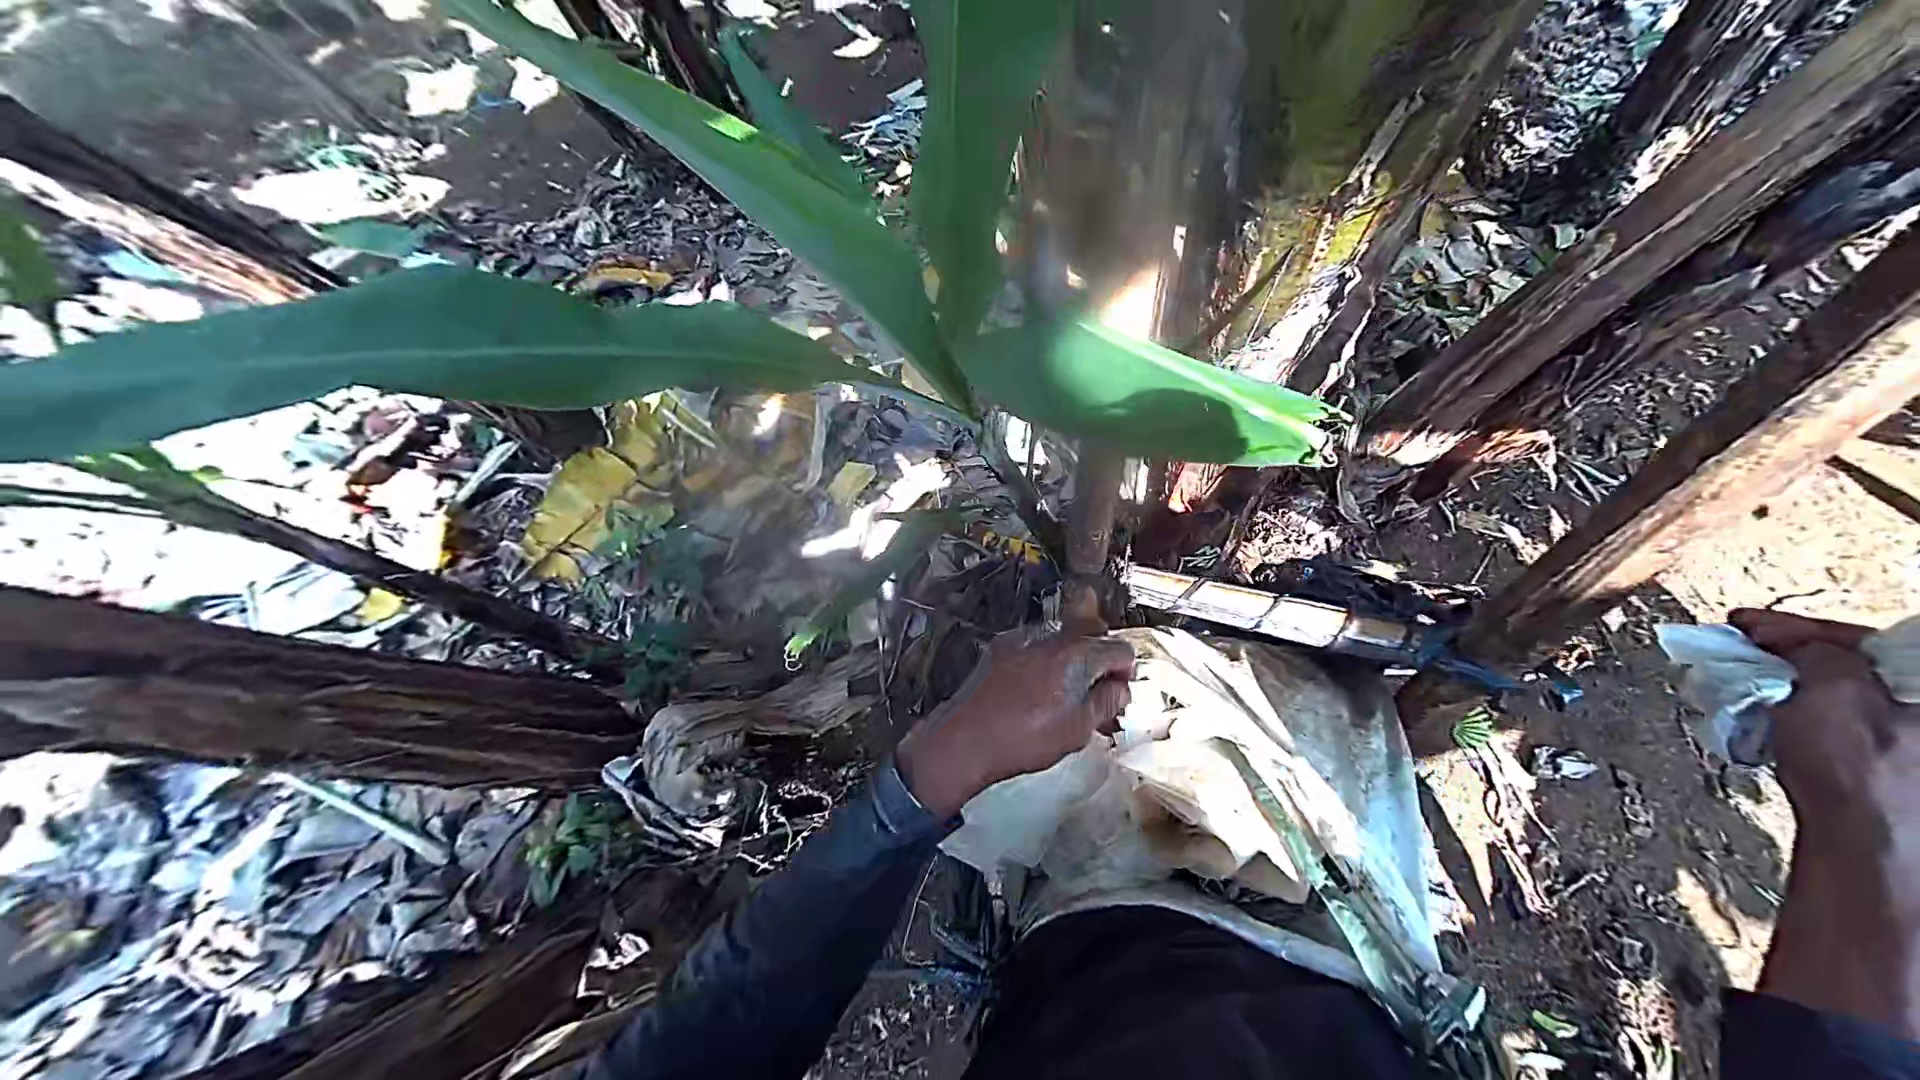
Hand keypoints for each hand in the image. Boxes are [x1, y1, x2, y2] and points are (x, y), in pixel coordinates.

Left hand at [894, 633, 1134, 817]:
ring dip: (1073, 657)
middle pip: (1092, 631)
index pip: (1119, 649)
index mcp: (1076, 656)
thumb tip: (1119, 689)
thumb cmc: (1023, 739)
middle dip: (1101, 656)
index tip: (1120, 691)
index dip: (1126, 671)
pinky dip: (1046, 660)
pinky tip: (1039, 689)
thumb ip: (1106, 703)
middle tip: (1099, 687)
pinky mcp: (1001, 647)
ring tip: (1069, 693)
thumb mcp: (1077, 729)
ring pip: (1062, 637)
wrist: (965, 738)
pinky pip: (1036, 645)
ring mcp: (1023, 639)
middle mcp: (1050, 638)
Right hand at [1728, 608, 1919, 1034]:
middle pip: (1862, 664)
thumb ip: (1813, 652)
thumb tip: (1786, 639)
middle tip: (1744, 652)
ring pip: (1856, 694)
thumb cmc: (1865, 781)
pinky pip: (1856, 723)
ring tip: (1755, 688)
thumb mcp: (1829, 693)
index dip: (1796, 626)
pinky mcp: (1904, 770)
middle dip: (1796, 656)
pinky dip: (1811, 714)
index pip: (1863, 635)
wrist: (1882, 857)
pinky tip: (1782, 721)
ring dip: (1799, 685)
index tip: (1745, 622)